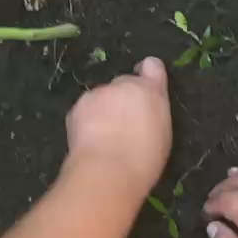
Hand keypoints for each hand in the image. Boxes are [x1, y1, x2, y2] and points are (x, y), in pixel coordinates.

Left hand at [63, 57, 171, 195]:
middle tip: (124, 125)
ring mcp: (98, 93)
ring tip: (105, 137)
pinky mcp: (77, 106)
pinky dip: (87, 121)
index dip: (147, 75)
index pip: (151, 66)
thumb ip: (153, 113)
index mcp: (151, 91)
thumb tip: (144, 109)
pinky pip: (85, 110)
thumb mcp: (161, 135)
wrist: (107, 171)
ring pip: (101, 97)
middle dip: (123, 99)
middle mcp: (123, 85)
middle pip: (123, 84)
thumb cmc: (144, 159)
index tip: (145, 88)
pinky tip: (89, 141)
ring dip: (103, 110)